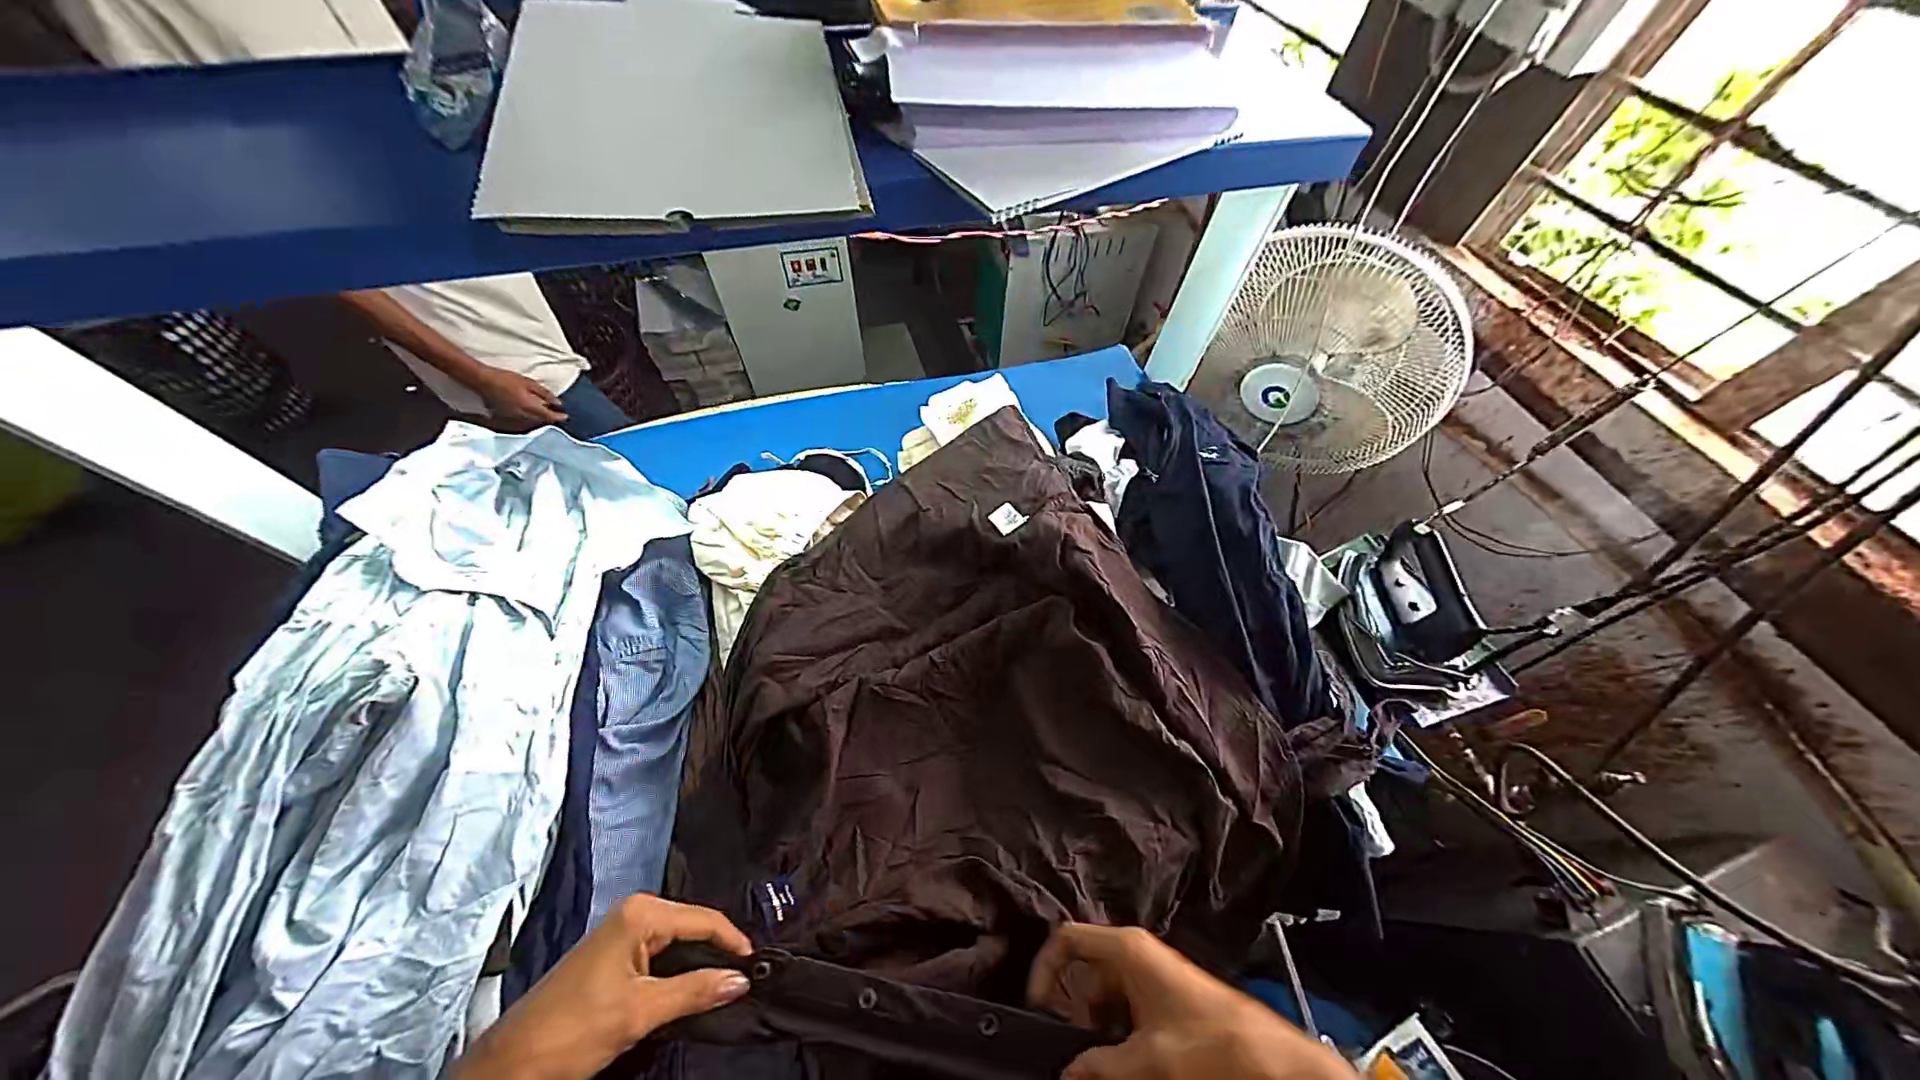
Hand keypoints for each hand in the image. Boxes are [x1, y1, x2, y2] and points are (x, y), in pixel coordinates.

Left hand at [453, 895, 752, 1079]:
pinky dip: (678, 969)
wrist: (508, 1066)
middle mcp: (633, 912)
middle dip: (717, 950)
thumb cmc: (573, 1031)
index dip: (733, 941)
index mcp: (640, 913)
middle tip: (743, 976)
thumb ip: (695, 991)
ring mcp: (621, 932)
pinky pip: (660, 953)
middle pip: (692, 926)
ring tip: (724, 981)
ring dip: (698, 961)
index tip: (757, 966)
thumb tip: (741, 980)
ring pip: (677, 941)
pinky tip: (690, 986)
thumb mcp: (639, 1012)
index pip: (704, 919)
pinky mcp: (613, 955)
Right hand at [478, 368, 567, 427]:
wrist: (483, 380)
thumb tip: (559, 403)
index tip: (566, 416)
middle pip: (541, 421)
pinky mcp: (505, 417)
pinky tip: (531, 414)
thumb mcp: (529, 383)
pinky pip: (522, 422)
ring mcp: (513, 418)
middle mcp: (522, 416)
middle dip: (550, 419)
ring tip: (546, 414)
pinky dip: (530, 420)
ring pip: (532, 423)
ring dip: (540, 420)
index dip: (558, 417)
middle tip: (557, 414)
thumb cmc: (506, 379)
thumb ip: (545, 394)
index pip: (548, 416)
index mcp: (529, 407)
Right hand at [1027, 924, 1354, 1079]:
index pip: (1066, 939)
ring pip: (1101, 994)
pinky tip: (1125, 1064)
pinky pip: (1123, 1008)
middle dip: (1071, 1010)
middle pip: (1081, 970)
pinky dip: (1115, 1034)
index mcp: (1126, 949)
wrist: (1278, 1065)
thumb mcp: (1148, 1062)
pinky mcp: (1165, 999)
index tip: (1038, 1013)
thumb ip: (1098, 1067)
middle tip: (1077, 1053)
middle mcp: (1134, 953)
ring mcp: (1151, 975)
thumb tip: (1066, 1074)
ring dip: (1094, 1029)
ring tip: (1103, 1064)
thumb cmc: (1212, 1048)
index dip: (1044, 971)